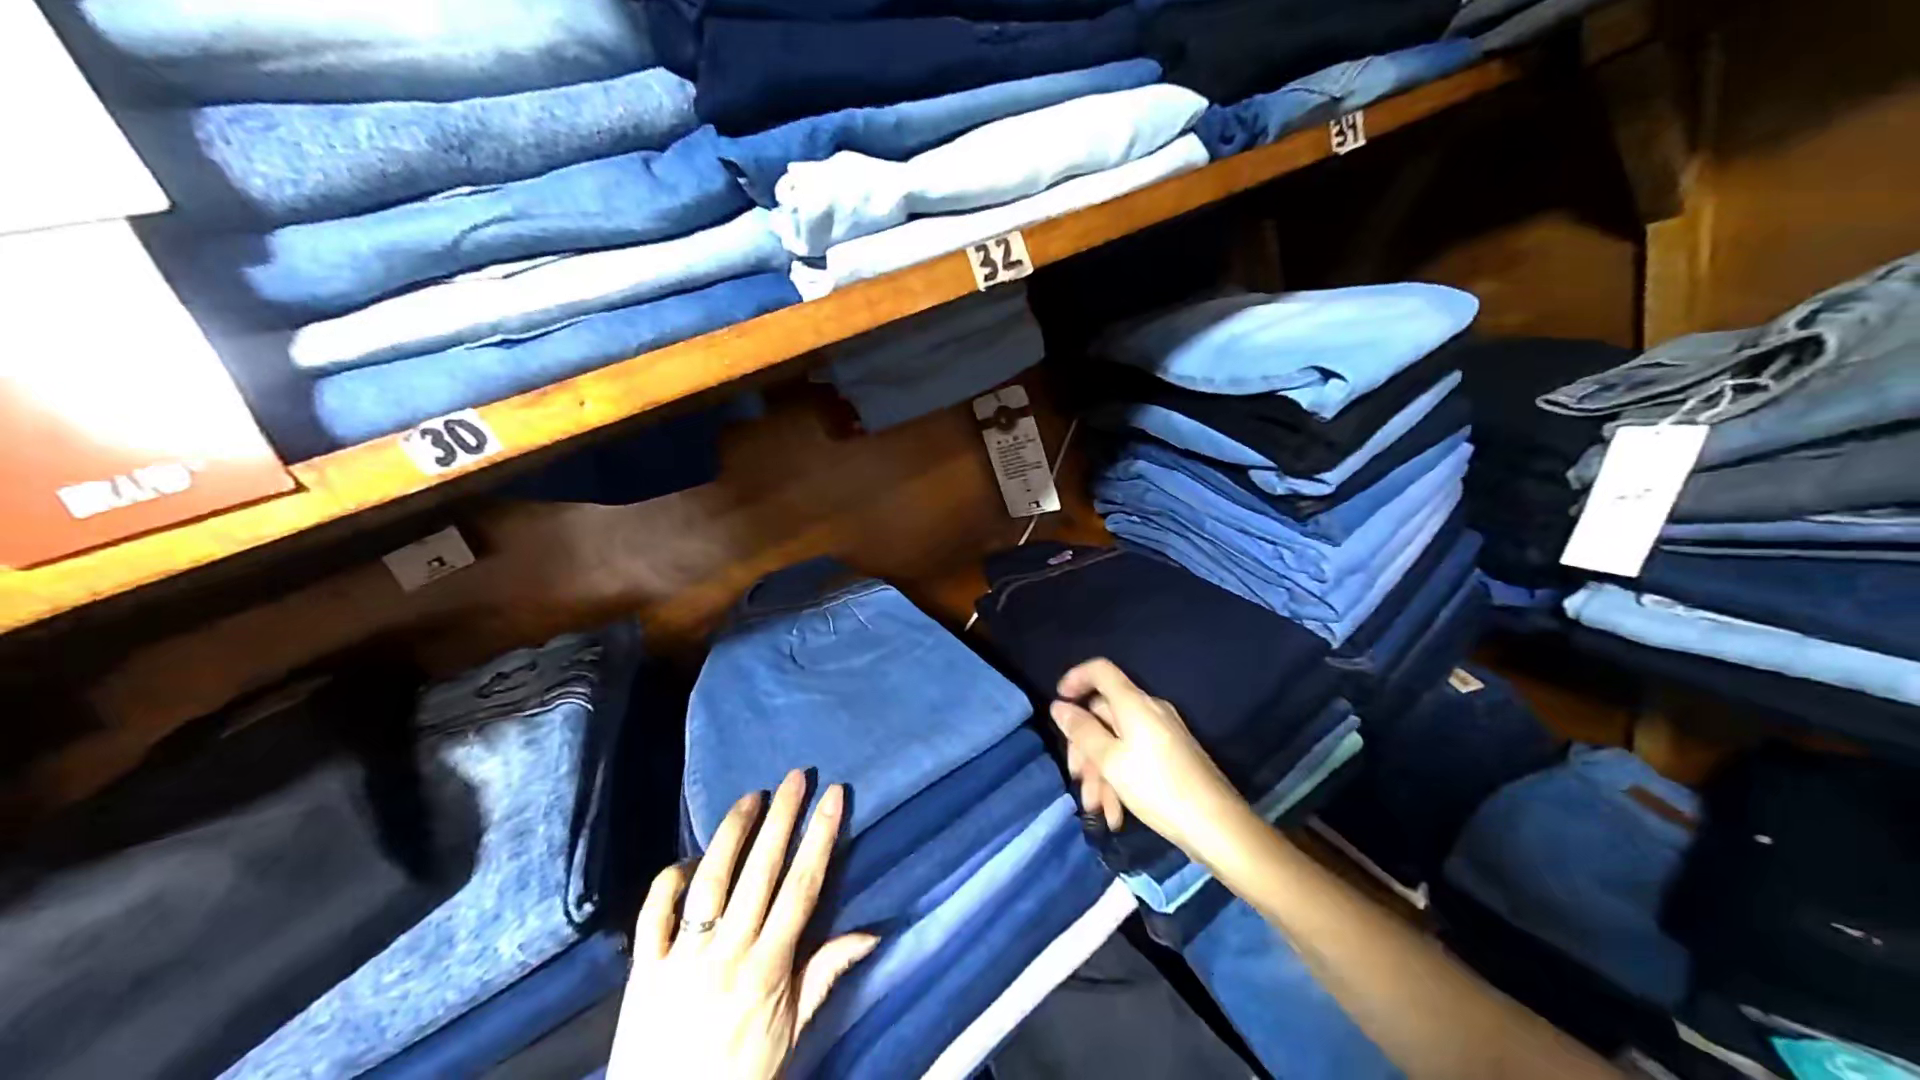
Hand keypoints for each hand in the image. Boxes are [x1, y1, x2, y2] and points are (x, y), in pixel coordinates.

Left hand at [608, 770, 878, 1079]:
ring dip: (733, 834)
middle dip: (783, 818)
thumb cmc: (740, 1073)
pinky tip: (689, 857)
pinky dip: (670, 879)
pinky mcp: (645, 966)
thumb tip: (871, 931)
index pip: (802, 888)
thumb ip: (825, 975)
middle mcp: (728, 952)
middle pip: (761, 871)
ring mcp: (683, 956)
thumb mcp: (792, 1032)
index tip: (833, 798)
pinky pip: (654, 913)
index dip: (820, 837)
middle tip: (796, 776)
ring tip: (752, 797)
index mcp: (769, 967)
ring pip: (711, 880)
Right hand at [1050, 658, 1256, 863]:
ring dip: (1100, 773)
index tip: (1058, 702)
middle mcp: (1149, 710)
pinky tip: (1115, 812)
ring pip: (1116, 741)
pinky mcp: (1170, 755)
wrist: (1216, 825)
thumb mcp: (1110, 762)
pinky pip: (1134, 756)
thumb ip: (1082, 731)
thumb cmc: (1158, 788)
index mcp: (1134, 703)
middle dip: (1084, 747)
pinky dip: (1120, 779)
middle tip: (1076, 778)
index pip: (1100, 670)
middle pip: (1103, 713)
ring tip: (1097, 809)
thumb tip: (1059, 705)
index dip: (1076, 679)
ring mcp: (1161, 733)